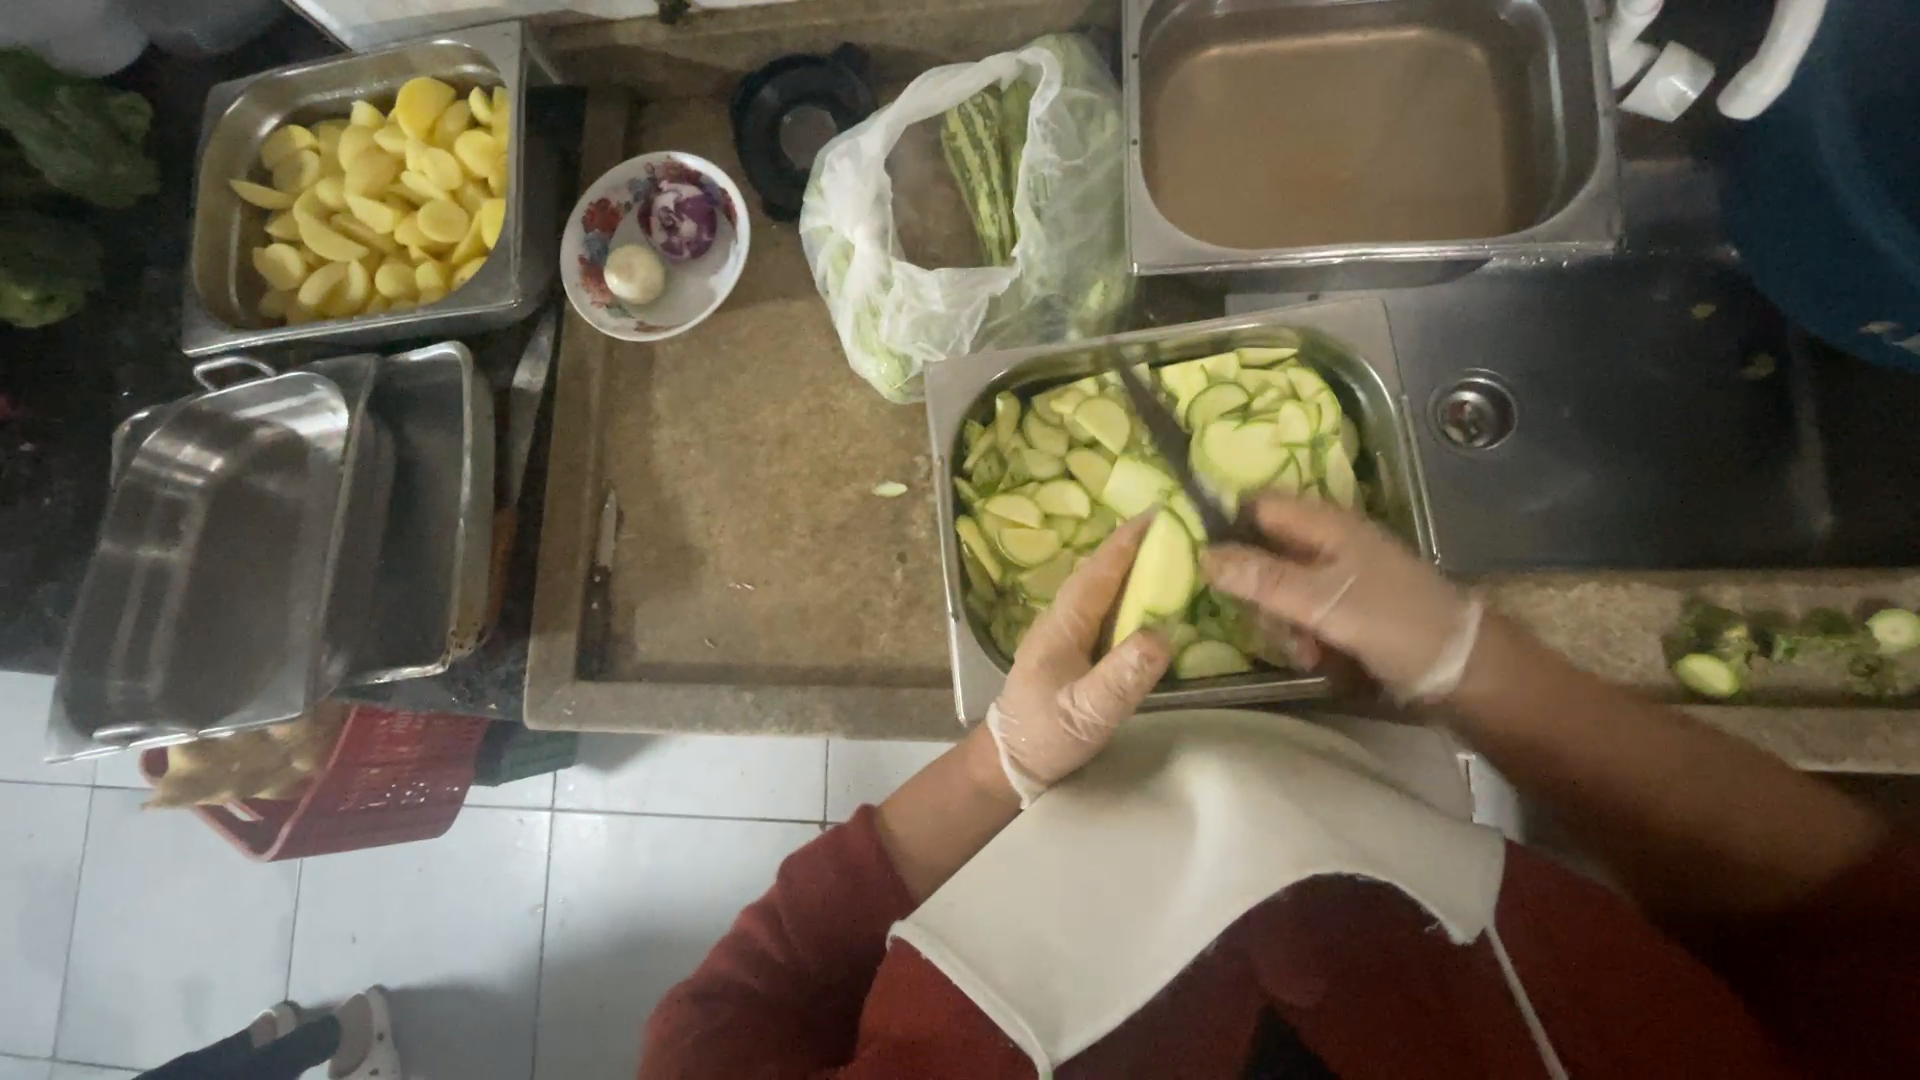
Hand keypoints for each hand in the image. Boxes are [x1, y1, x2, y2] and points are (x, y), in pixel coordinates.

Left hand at [988, 513, 1173, 805]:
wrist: (1009, 763)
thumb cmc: (1044, 735)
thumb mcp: (1086, 712)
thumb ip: (1121, 677)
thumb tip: (1161, 635)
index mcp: (1062, 625)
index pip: (1098, 572)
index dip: (1126, 542)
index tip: (1157, 512)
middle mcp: (1061, 621)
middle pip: (1098, 574)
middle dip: (1131, 547)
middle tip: (1172, 527)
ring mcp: (1063, 636)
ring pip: (1098, 591)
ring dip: (1128, 568)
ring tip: (1165, 553)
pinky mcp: (1069, 652)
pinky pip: (1101, 612)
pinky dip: (1124, 596)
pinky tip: (1143, 601)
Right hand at [1203, 493, 1480, 701]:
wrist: (1463, 669)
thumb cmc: (1392, 622)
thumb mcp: (1320, 601)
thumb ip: (1261, 578)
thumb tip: (1203, 555)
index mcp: (1325, 525)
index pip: (1258, 506)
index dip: (1228, 524)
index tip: (1202, 558)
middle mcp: (1328, 543)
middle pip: (1262, 553)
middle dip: (1255, 591)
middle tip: (1262, 620)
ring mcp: (1337, 576)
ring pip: (1278, 589)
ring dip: (1279, 621)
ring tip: (1302, 649)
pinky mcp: (1345, 607)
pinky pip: (1301, 613)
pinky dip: (1302, 636)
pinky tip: (1315, 658)